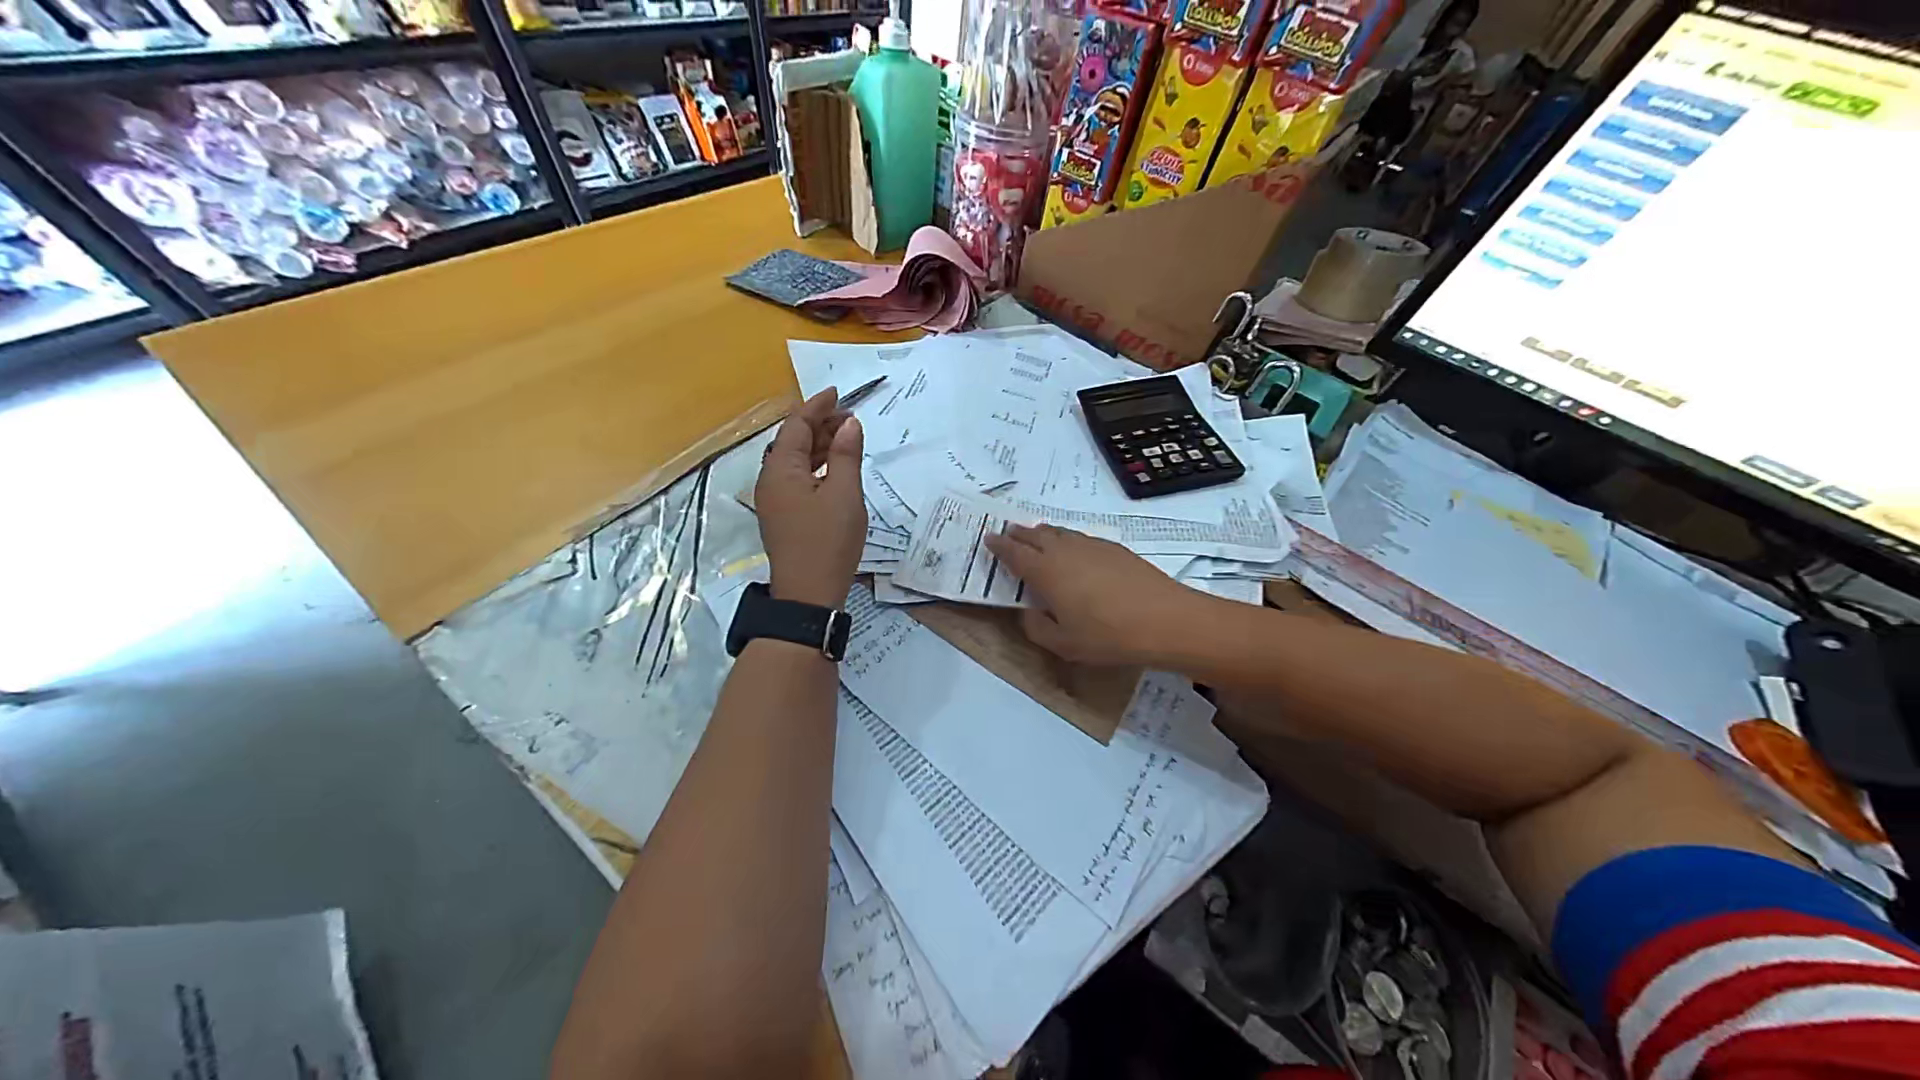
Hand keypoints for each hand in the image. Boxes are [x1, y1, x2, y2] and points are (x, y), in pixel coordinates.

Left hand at [755, 388, 865, 608]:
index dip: (817, 406)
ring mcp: (775, 500)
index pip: (796, 425)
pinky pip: (798, 479)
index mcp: (781, 470)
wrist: (809, 594)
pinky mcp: (784, 515)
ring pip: (796, 461)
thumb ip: (846, 455)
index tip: (838, 393)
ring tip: (849, 439)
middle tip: (851, 418)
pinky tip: (837, 468)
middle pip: (793, 441)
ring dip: (820, 446)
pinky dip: (818, 467)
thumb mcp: (844, 494)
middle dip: (820, 425)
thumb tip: (849, 424)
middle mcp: (771, 480)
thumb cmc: (828, 542)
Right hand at [984, 524, 1211, 665]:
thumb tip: (1030, 612)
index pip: (1014, 553)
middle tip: (1007, 534)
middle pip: (1035, 535)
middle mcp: (1064, 551)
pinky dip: (1067, 539)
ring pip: (1059, 532)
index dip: (999, 546)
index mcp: (1045, 572)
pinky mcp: (1114, 549)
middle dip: (1018, 534)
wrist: (1165, 621)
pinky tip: (1073, 551)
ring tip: (1036, 537)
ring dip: (1042, 533)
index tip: (989, 540)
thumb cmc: (1108, 636)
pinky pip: (1080, 537)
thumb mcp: (1063, 644)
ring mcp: (1091, 546)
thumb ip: (1038, 627)